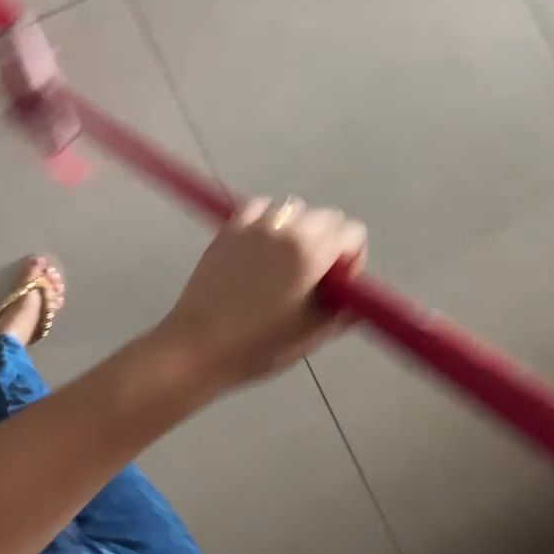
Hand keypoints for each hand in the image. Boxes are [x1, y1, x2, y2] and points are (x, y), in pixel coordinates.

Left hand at [152, 196, 366, 388]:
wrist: (199, 344)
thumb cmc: (260, 345)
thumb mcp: (314, 334)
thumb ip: (344, 308)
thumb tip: (354, 293)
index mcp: (310, 252)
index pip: (352, 232)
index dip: (352, 258)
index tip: (337, 284)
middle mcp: (284, 229)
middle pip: (325, 217)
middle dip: (328, 242)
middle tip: (314, 278)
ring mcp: (252, 225)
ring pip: (292, 210)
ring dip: (298, 230)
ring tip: (284, 265)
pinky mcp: (228, 229)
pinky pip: (259, 208)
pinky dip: (267, 220)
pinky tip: (262, 247)